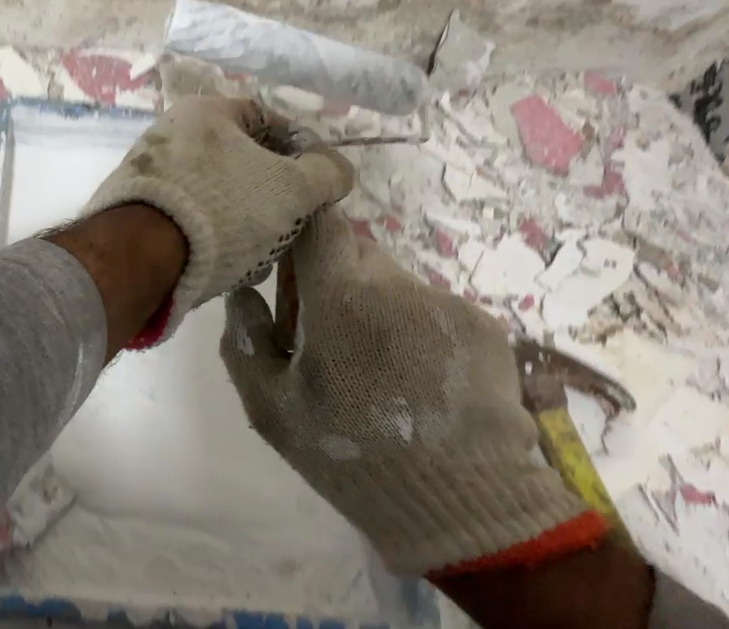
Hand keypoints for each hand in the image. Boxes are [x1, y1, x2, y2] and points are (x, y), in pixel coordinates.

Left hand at [83, 96, 352, 345]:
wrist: (141, 257)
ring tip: (260, 254)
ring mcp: (150, 173)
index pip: (265, 119)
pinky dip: (213, 237)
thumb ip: (325, 173)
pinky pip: (190, 219)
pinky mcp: (137, 212)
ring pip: (218, 195)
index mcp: (203, 112)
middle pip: (240, 162)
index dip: (299, 149)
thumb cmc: (223, 207)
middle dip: (271, 196)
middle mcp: (169, 134)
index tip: (317, 184)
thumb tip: (335, 168)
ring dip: (245, 224)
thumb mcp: (291, 188)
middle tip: (290, 225)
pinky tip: (228, 266)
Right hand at [219, 210, 600, 576]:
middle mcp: (396, 283)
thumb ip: (243, 339)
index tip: (293, 271)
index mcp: (339, 295)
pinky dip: (419, 331)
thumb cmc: (353, 455)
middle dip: (337, 280)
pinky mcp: (484, 327)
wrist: (464, 504)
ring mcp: (445, 303)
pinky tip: (420, 381)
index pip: (319, 224)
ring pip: (396, 283)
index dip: (303, 236)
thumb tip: (244, 293)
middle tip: (329, 335)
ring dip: (378, 309)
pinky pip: (434, 310)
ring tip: (380, 371)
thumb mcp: (271, 407)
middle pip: (356, 251)